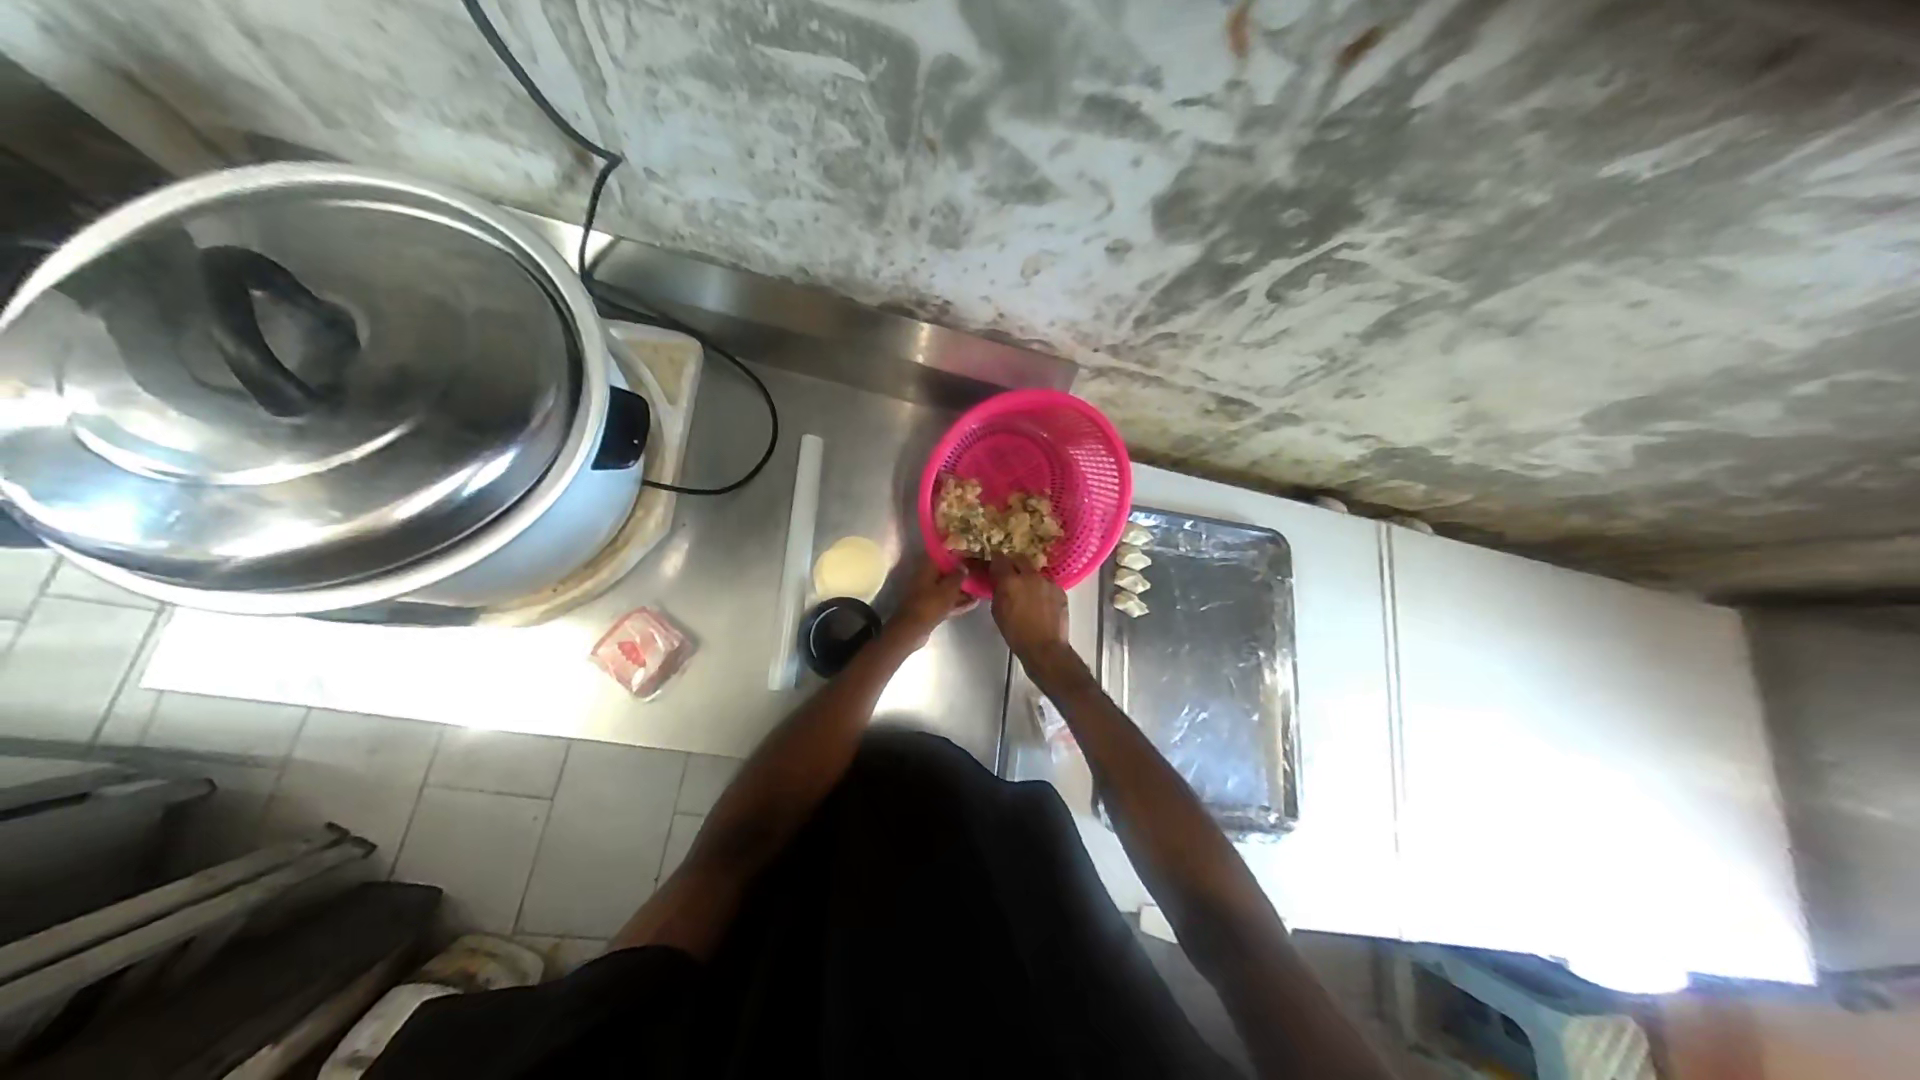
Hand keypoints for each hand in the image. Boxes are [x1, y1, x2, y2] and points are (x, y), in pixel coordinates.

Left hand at [889, 560, 972, 642]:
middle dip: (961, 574)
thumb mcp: (949, 588)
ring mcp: (927, 594)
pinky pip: (946, 602)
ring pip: (947, 589)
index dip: (954, 554)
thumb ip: (958, 576)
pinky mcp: (930, 608)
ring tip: (979, 590)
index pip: (941, 555)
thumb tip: (963, 566)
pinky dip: (958, 602)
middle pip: (945, 573)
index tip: (968, 554)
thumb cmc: (931, 604)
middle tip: (978, 573)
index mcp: (927, 569)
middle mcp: (926, 579)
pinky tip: (974, 603)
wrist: (913, 629)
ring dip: (962, 590)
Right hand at [988, 557, 1066, 660]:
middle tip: (1010, 572)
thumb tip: (1000, 583)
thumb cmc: (1016, 634)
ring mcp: (1047, 582)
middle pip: (1020, 558)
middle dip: (1014, 562)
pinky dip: (1042, 589)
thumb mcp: (998, 612)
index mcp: (1010, 581)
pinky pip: (1047, 584)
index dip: (996, 559)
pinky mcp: (1060, 590)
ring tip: (1028, 592)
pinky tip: (1042, 602)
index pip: (1000, 558)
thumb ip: (998, 592)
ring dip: (1029, 577)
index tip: (995, 563)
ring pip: (1035, 572)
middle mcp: (1029, 576)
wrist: (1044, 647)